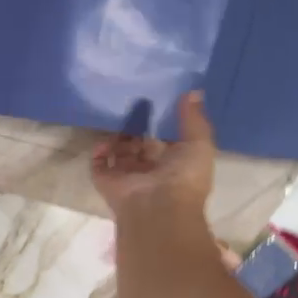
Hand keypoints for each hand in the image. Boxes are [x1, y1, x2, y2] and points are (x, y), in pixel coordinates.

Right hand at [91, 91, 215, 223]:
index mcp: (176, 164)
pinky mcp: (106, 181)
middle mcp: (151, 170)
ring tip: (118, 117)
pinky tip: (104, 140)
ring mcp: (127, 176)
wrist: (157, 206)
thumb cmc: (183, 176)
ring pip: (119, 152)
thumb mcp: (198, 143)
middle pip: (141, 146)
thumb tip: (193, 91)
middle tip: (134, 106)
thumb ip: (193, 119)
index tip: (159, 103)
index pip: (167, 141)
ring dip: (118, 137)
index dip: (163, 124)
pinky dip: (99, 151)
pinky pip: (99, 163)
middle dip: (138, 129)